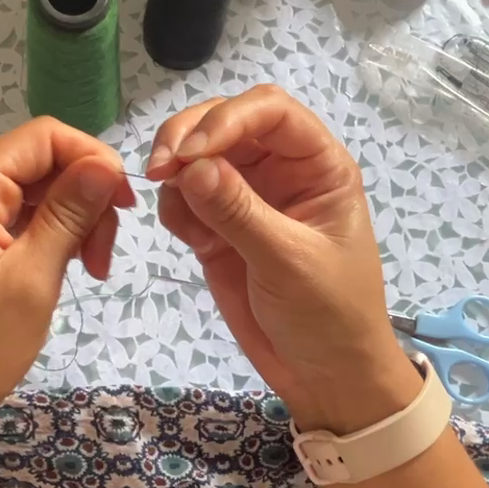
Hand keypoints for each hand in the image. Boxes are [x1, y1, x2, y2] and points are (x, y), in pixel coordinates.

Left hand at [0, 118, 135, 453]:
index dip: (92, 158)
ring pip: (40, 190)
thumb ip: (69, 213)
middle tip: (106, 256)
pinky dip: (56, 235)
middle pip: (44, 162)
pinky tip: (73, 266)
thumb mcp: (33, 277)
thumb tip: (106, 165)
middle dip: (87, 198)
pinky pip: (25, 216)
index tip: (124, 206)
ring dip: (77, 221)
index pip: (43, 137)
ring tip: (93, 269)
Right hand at [145, 86, 420, 433]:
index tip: (188, 153)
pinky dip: (174, 208)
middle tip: (158, 170)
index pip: (270, 111)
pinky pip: (184, 199)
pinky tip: (188, 237)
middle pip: (225, 123)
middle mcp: (280, 171)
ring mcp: (246, 199)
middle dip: (187, 138)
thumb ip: (239, 212)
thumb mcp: (289, 262)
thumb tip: (191, 167)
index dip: (226, 119)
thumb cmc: (330, 316)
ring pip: (197, 157)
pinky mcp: (217, 229)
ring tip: (179, 217)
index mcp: (317, 165)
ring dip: (176, 173)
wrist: (324, 376)